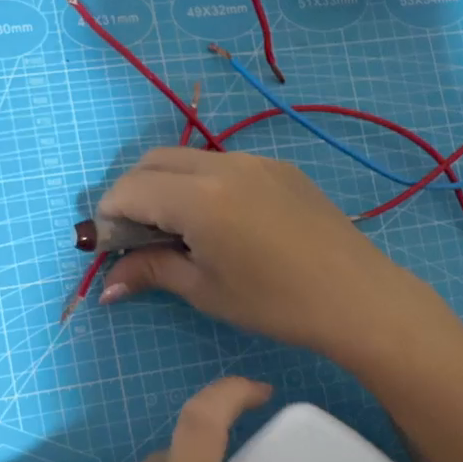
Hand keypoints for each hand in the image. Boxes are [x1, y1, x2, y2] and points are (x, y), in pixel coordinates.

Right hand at [96, 148, 434, 355]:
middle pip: (153, 162)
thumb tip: (106, 285)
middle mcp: (222, 165)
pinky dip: (200, 184)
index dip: (109, 217)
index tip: (109, 248)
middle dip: (132, 194)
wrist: (357, 296)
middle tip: (137, 239)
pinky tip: (218, 224)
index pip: (130, 189)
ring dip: (166, 186)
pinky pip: (222, 165)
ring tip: (178, 233)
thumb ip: (150, 273)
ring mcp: (254, 161)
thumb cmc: (274, 302)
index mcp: (198, 197)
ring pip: (188, 159)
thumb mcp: (204, 290)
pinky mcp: (279, 168)